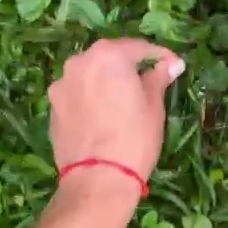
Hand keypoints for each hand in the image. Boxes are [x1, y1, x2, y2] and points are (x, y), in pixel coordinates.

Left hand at [47, 38, 184, 184]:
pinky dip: (91, 97)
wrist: (97, 179)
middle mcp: (79, 62)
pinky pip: (77, 94)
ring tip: (124, 100)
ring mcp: (61, 84)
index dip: (159, 56)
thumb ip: (158, 78)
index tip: (174, 65)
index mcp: (107, 55)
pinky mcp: (53, 107)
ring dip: (107, 81)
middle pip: (110, 57)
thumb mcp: (153, 106)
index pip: (138, 47)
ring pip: (90, 75)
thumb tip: (171, 64)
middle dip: (129, 66)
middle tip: (149, 80)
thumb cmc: (134, 138)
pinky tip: (103, 115)